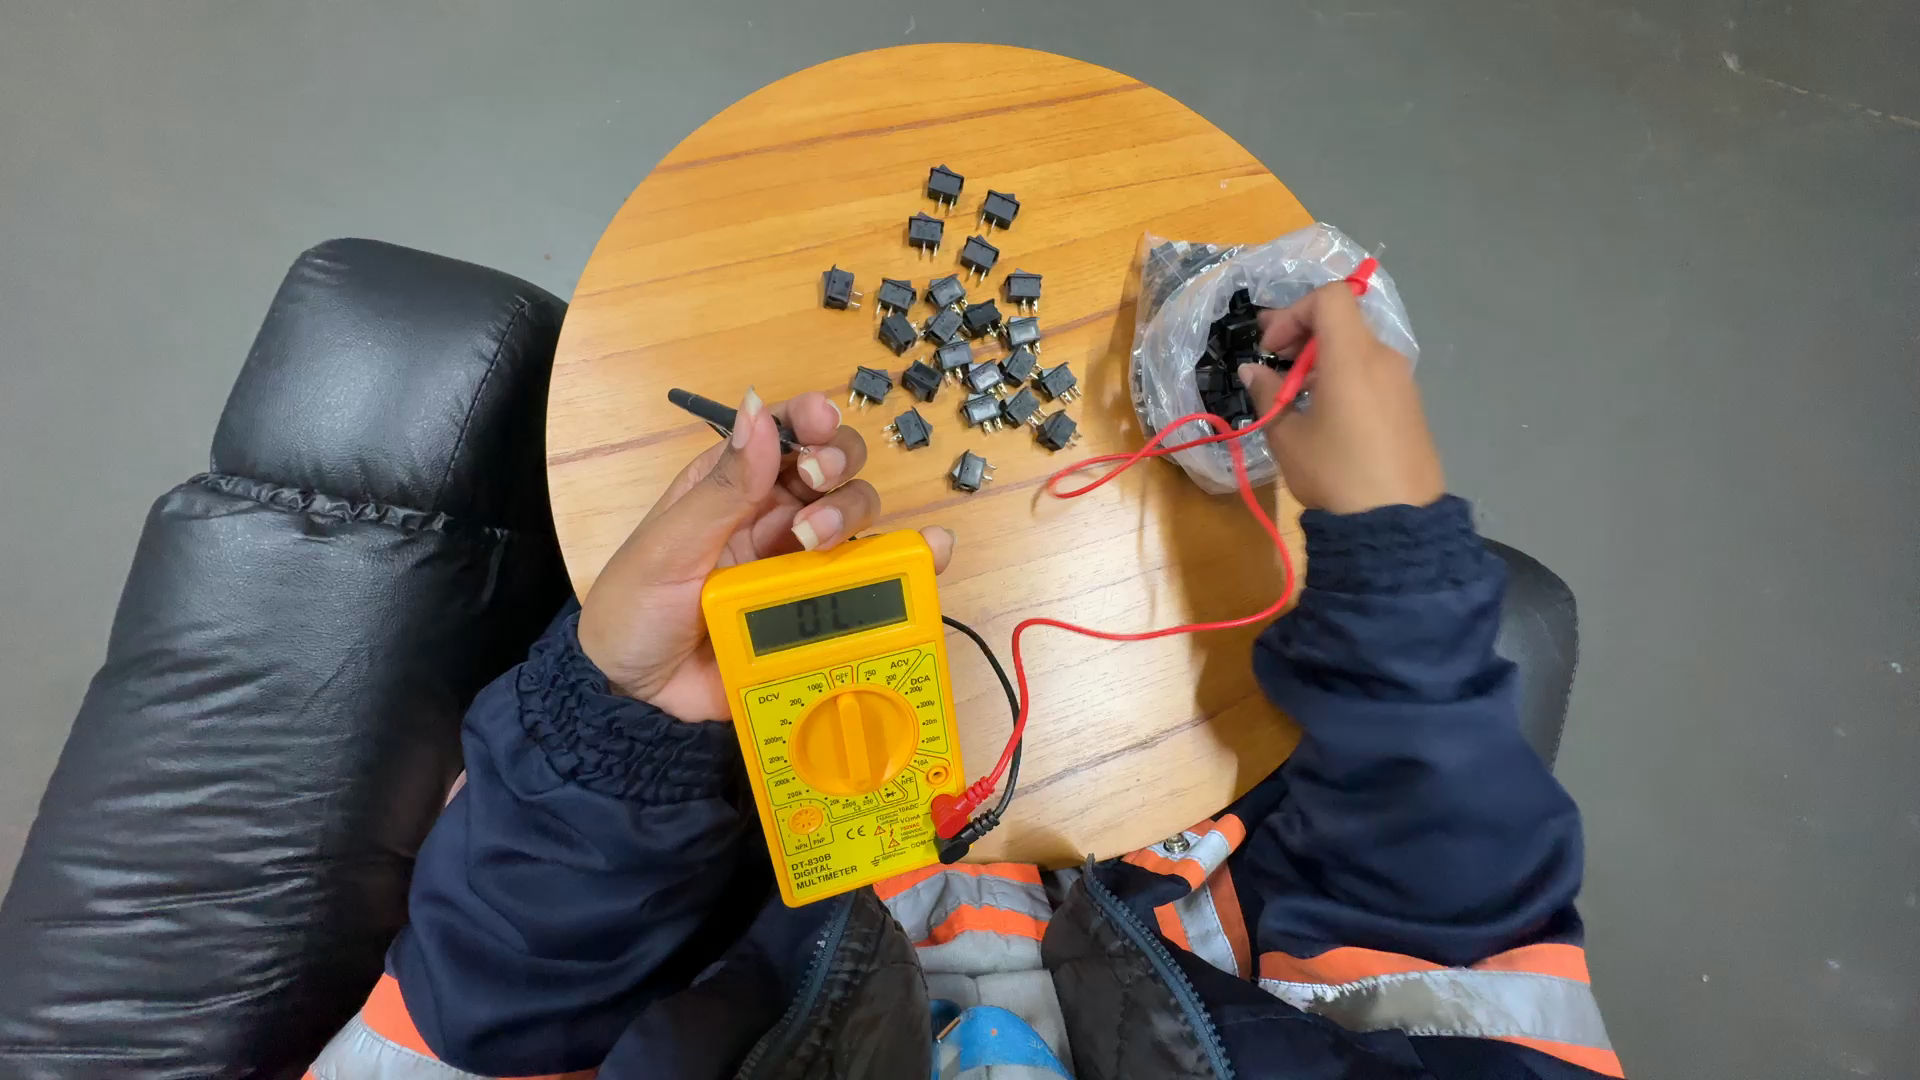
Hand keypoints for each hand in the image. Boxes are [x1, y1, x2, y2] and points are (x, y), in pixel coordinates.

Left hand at [578, 388, 955, 719]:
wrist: (643, 700)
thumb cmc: (636, 611)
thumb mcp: (670, 544)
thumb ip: (721, 486)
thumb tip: (758, 410)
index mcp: (733, 486)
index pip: (783, 433)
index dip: (808, 418)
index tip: (818, 421)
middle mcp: (776, 514)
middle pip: (834, 466)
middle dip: (835, 463)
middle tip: (814, 485)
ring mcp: (805, 560)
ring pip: (858, 513)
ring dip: (851, 514)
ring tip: (814, 543)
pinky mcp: (826, 605)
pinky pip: (876, 574)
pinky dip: (910, 558)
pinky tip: (929, 551)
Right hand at [1235, 282, 1445, 513]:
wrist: (1395, 519)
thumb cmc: (1334, 472)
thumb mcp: (1287, 436)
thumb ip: (1267, 395)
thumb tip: (1253, 371)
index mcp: (1352, 358)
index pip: (1329, 298)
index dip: (1293, 313)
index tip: (1271, 349)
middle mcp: (1382, 357)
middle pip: (1341, 320)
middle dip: (1301, 334)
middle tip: (1270, 362)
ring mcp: (1400, 380)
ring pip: (1355, 346)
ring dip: (1319, 357)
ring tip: (1293, 393)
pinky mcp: (1407, 402)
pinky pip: (1370, 370)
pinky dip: (1341, 374)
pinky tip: (1323, 411)